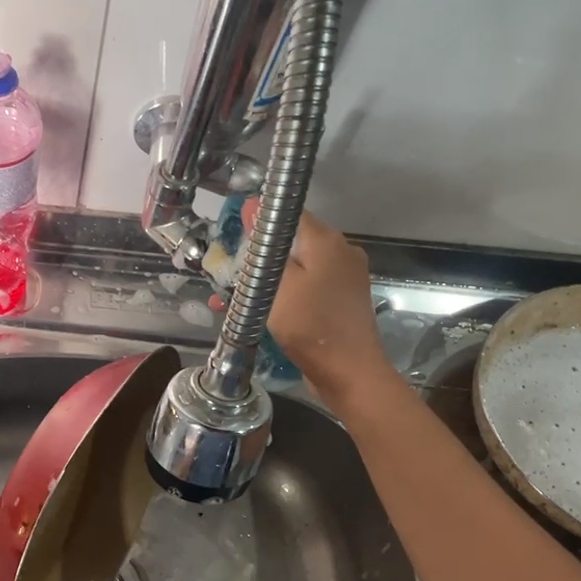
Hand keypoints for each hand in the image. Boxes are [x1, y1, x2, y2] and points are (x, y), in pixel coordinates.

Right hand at [249, 199, 398, 414]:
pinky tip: (267, 309)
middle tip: (230, 270)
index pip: (291, 214)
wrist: (349, 373)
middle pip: (295, 241)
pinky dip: (288, 294)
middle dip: (262, 253)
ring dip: (272, 277)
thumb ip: (266, 246)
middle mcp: (343, 252)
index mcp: (328, 241)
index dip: (260, 220)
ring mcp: (346, 278)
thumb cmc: (310, 325)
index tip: (232, 233)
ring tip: (240, 295)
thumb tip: (252, 206)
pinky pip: (310, 288)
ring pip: (301, 267)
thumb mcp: (279, 284)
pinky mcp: (344, 302)